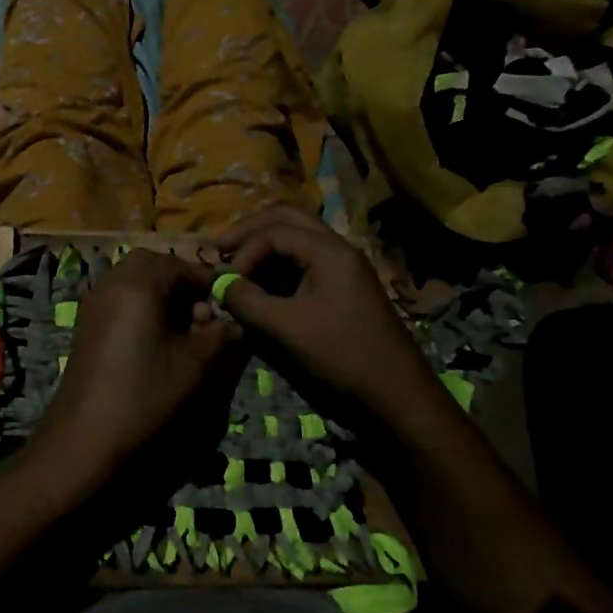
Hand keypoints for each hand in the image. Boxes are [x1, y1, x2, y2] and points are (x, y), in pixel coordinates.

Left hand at [28, 250, 240, 488]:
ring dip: (161, 292)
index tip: (226, 306)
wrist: (84, 437)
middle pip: (153, 264)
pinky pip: (119, 297)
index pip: (181, 265)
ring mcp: (95, 302)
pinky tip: (157, 339)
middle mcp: (112, 283)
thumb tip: (236, 323)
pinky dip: (141, 304)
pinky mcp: (87, 323)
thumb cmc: (143, 395)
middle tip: (201, 312)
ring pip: (133, 279)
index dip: (207, 282)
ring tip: (182, 328)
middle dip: (181, 281)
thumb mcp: (192, 364)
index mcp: (139, 285)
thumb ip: (219, 335)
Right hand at [215, 207, 441, 414]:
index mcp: (330, 250)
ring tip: (236, 266)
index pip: (275, 231)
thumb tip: (218, 283)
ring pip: (297, 239)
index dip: (244, 251)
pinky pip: (303, 263)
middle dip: (251, 231)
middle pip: (288, 219)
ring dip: (264, 247)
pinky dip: (277, 268)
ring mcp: (340, 268)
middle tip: (221, 248)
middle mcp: (337, 249)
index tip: (225, 282)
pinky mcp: (340, 289)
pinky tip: (258, 286)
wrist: (394, 394)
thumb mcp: (287, 328)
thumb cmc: (342, 355)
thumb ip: (248, 301)